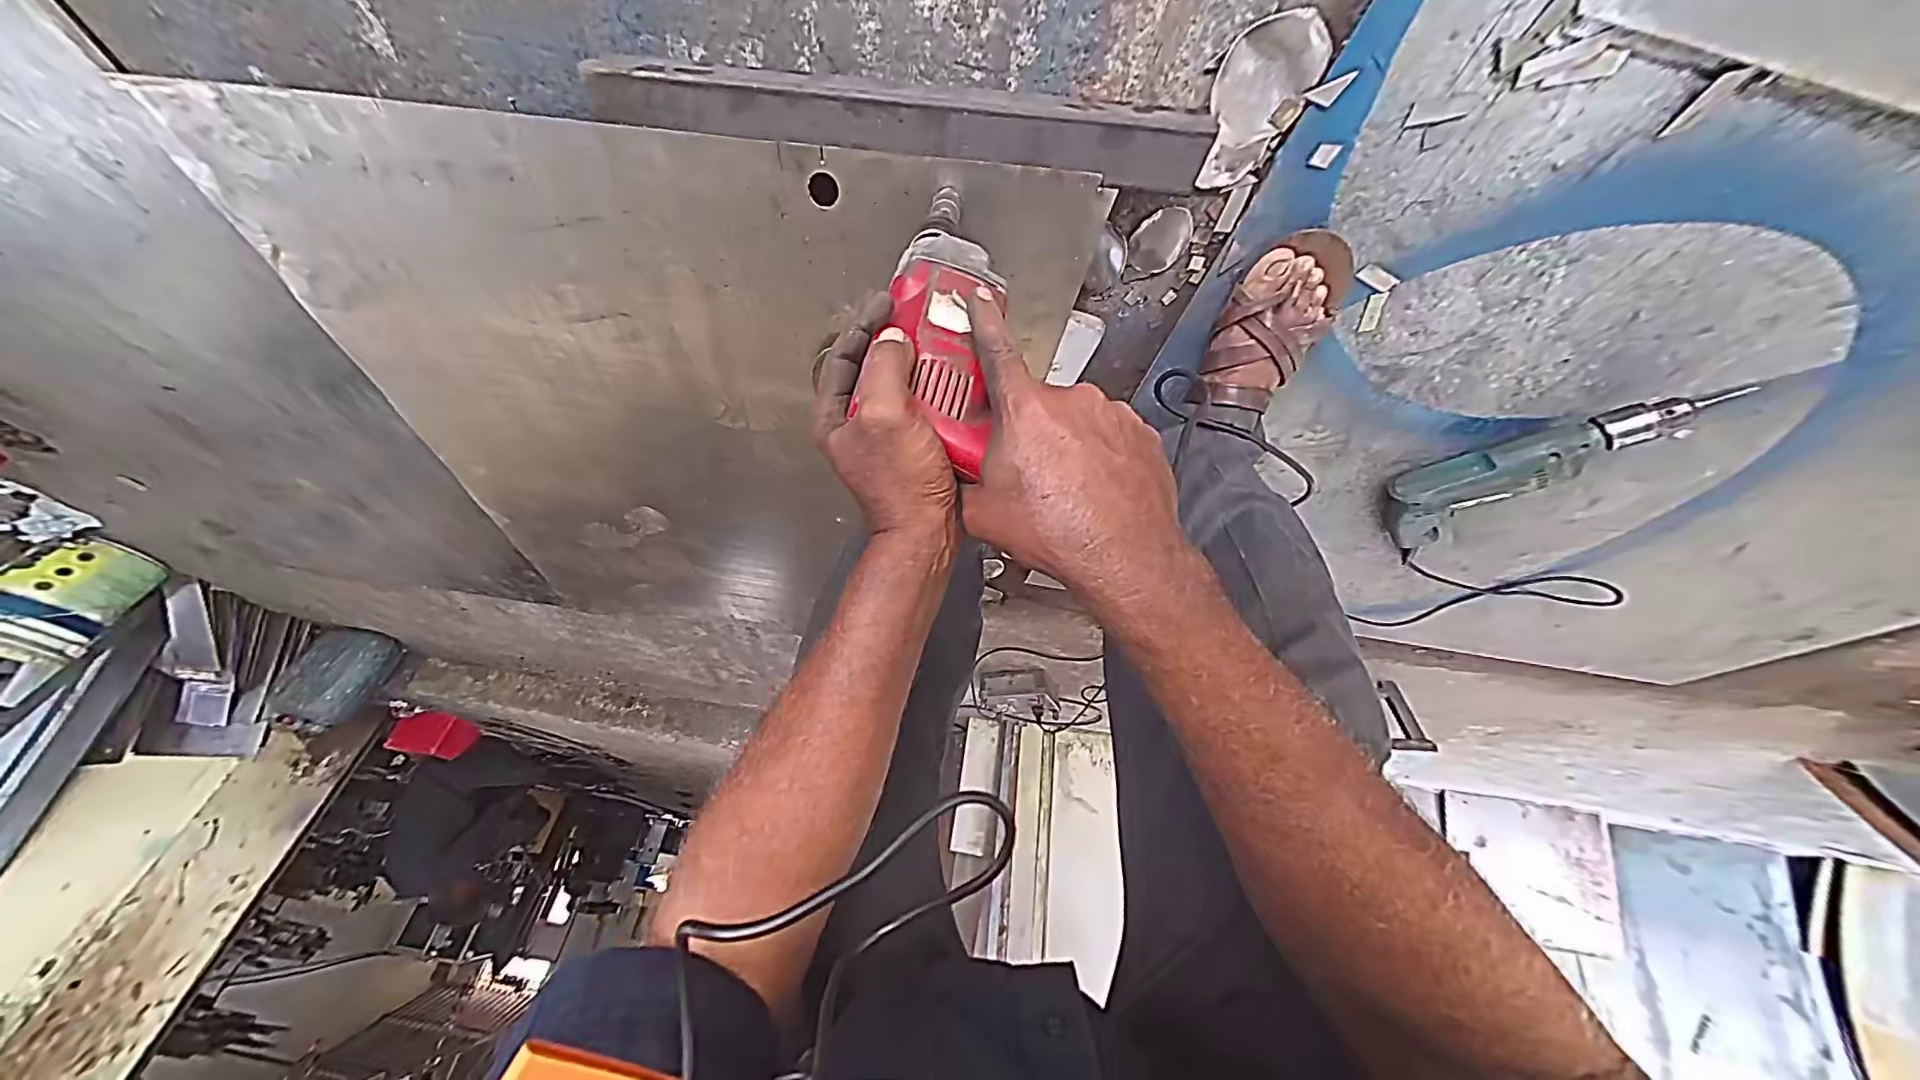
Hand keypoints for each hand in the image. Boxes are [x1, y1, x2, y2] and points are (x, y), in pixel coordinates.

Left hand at [814, 292, 957, 535]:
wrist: (928, 531)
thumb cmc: (900, 486)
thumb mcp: (885, 416)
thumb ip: (884, 369)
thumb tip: (893, 340)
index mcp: (837, 417)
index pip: (844, 356)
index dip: (865, 325)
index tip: (887, 303)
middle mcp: (861, 424)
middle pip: (875, 366)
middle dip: (897, 339)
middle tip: (918, 316)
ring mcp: (891, 435)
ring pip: (904, 384)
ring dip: (923, 362)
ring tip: (941, 341)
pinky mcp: (918, 444)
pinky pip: (928, 405)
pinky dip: (941, 388)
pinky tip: (957, 378)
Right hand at [961, 287, 1193, 609]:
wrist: (1125, 556)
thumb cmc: (1060, 533)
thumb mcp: (984, 512)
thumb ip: (964, 480)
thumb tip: (958, 475)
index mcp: (1027, 411)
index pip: (998, 351)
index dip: (984, 322)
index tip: (980, 301)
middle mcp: (1072, 401)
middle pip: (1036, 403)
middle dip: (1027, 430)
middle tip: (1026, 470)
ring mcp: (1111, 414)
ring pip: (1074, 420)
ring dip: (1065, 445)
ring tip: (1064, 489)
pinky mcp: (1139, 432)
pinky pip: (1108, 434)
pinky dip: (1098, 455)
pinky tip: (1093, 489)